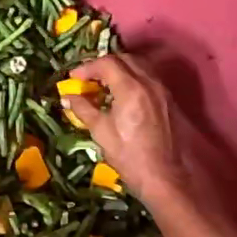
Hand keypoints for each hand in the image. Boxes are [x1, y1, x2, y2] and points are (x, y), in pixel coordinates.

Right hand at [61, 54, 197, 203]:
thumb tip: (68, 97)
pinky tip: (122, 97)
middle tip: (87, 80)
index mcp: (131, 88)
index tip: (73, 79)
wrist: (166, 177)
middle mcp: (149, 82)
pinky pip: (148, 78)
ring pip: (139, 66)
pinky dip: (132, 78)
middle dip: (103, 65)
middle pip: (124, 59)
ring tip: (104, 86)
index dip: (87, 67)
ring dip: (119, 70)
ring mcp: (162, 90)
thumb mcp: (101, 133)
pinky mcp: (168, 100)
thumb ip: (84, 110)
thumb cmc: (130, 158)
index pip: (107, 63)